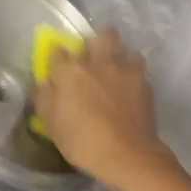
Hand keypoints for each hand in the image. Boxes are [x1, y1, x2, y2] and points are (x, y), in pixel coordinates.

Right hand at [34, 28, 174, 189]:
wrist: (127, 155)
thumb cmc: (83, 142)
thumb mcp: (51, 125)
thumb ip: (45, 98)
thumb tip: (46, 83)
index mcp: (71, 71)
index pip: (59, 52)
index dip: (58, 59)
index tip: (58, 70)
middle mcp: (99, 63)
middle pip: (102, 36)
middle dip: (97, 44)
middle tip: (93, 62)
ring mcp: (125, 70)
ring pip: (125, 49)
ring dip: (119, 57)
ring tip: (116, 74)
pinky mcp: (145, 83)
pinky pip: (138, 69)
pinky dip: (133, 75)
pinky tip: (130, 90)